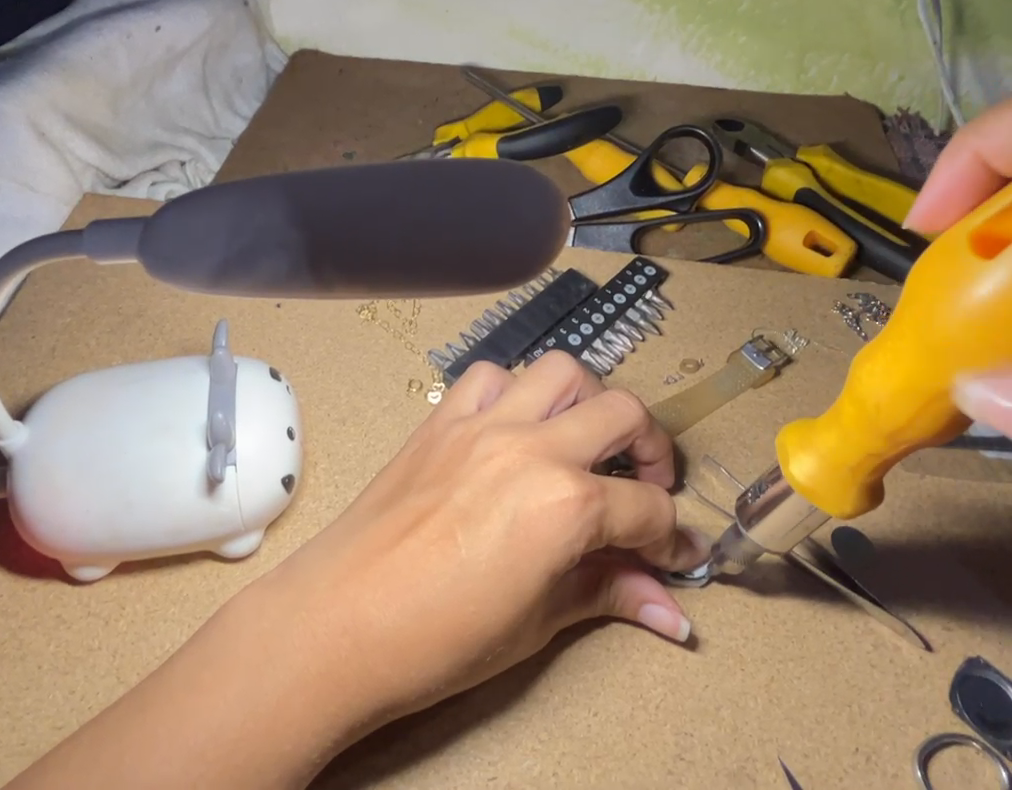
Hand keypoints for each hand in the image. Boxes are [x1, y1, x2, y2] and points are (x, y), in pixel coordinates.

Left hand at [6, 352, 706, 789]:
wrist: (337, 623)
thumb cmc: (439, 641)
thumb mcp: (537, 624)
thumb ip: (608, 595)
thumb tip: (672, 611)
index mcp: (563, 505)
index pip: (646, 508)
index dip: (671, 536)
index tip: (674, 555)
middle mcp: (530, 446)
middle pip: (622, 412)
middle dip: (650, 448)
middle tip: (643, 484)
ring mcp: (482, 423)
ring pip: (559, 370)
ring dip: (586, 398)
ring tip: (582, 439)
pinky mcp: (440, 419)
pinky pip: (489, 375)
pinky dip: (514, 389)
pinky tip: (513, 426)